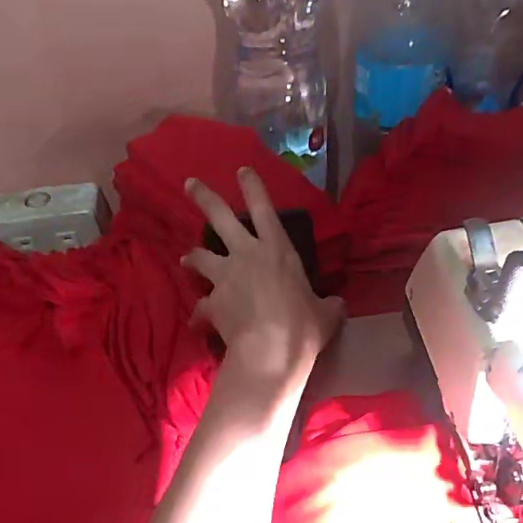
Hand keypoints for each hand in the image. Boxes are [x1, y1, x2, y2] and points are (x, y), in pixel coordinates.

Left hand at [184, 169, 343, 386]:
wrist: (271, 351)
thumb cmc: (303, 327)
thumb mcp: (326, 313)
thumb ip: (328, 304)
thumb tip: (338, 305)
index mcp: (278, 250)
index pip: (264, 209)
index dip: (253, 188)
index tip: (241, 170)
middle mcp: (247, 255)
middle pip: (219, 217)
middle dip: (204, 198)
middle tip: (189, 184)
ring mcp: (225, 277)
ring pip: (200, 256)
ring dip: (192, 257)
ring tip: (185, 260)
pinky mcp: (212, 302)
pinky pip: (201, 307)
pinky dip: (199, 315)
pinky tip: (197, 324)